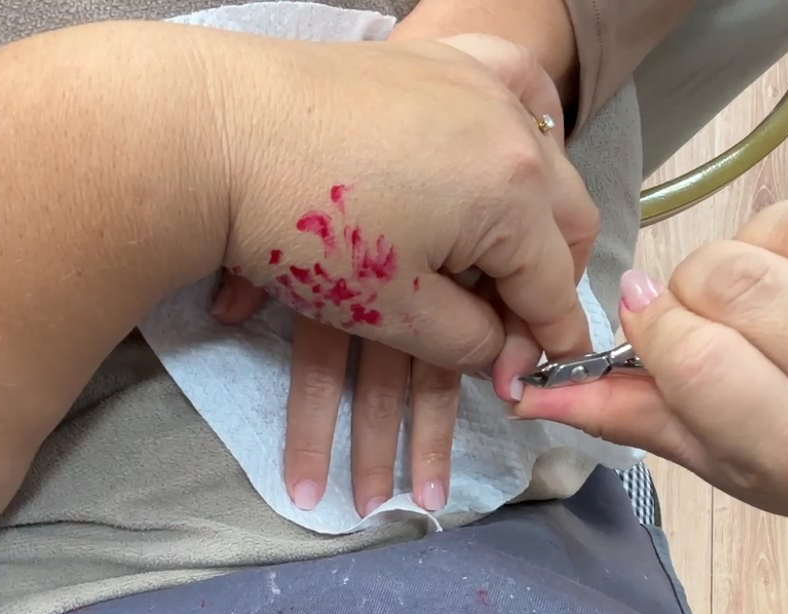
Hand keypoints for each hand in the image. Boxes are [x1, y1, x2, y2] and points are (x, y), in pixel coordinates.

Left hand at [212, 14, 587, 514]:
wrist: (220, 133)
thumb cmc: (309, 233)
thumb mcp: (395, 312)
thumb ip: (466, 342)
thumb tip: (502, 354)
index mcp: (512, 196)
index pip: (551, 286)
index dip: (546, 342)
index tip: (534, 377)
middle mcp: (512, 130)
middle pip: (567, 222)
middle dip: (552, 284)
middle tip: (523, 327)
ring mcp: (477, 83)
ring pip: (549, 159)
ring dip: (544, 218)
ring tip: (520, 261)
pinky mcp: (439, 61)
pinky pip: (514, 86)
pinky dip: (528, 124)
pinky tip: (514, 147)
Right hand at [515, 167, 787, 524]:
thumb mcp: (707, 457)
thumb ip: (623, 415)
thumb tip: (526, 390)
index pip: (701, 358)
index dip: (657, 325)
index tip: (650, 317)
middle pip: (747, 280)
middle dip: (702, 283)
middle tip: (710, 307)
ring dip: (765, 242)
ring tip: (773, 282)